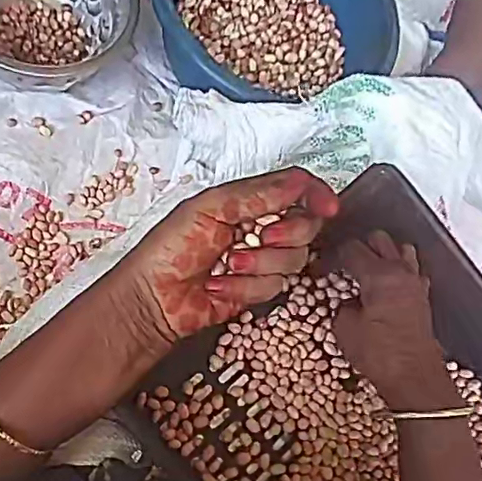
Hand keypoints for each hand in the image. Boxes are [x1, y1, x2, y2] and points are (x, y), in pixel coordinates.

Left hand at [111, 167, 339, 343]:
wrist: (153, 297)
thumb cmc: (169, 248)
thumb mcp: (210, 208)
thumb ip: (257, 195)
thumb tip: (299, 183)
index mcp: (248, 201)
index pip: (295, 191)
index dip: (315, 196)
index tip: (327, 206)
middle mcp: (259, 229)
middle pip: (305, 227)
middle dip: (287, 234)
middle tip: (259, 237)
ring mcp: (260, 262)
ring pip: (293, 260)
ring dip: (260, 264)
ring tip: (226, 264)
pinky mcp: (256, 291)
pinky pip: (273, 287)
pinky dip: (245, 287)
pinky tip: (218, 285)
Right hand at [331, 232, 459, 411]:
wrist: (413, 375)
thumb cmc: (378, 353)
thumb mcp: (344, 330)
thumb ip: (342, 307)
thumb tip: (346, 301)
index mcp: (378, 275)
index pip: (351, 249)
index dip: (333, 255)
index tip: (322, 266)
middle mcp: (400, 271)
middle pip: (379, 239)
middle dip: (359, 246)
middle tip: (343, 264)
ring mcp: (415, 282)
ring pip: (400, 249)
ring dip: (383, 253)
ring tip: (367, 270)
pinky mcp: (422, 297)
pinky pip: (411, 270)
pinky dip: (399, 269)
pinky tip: (388, 285)